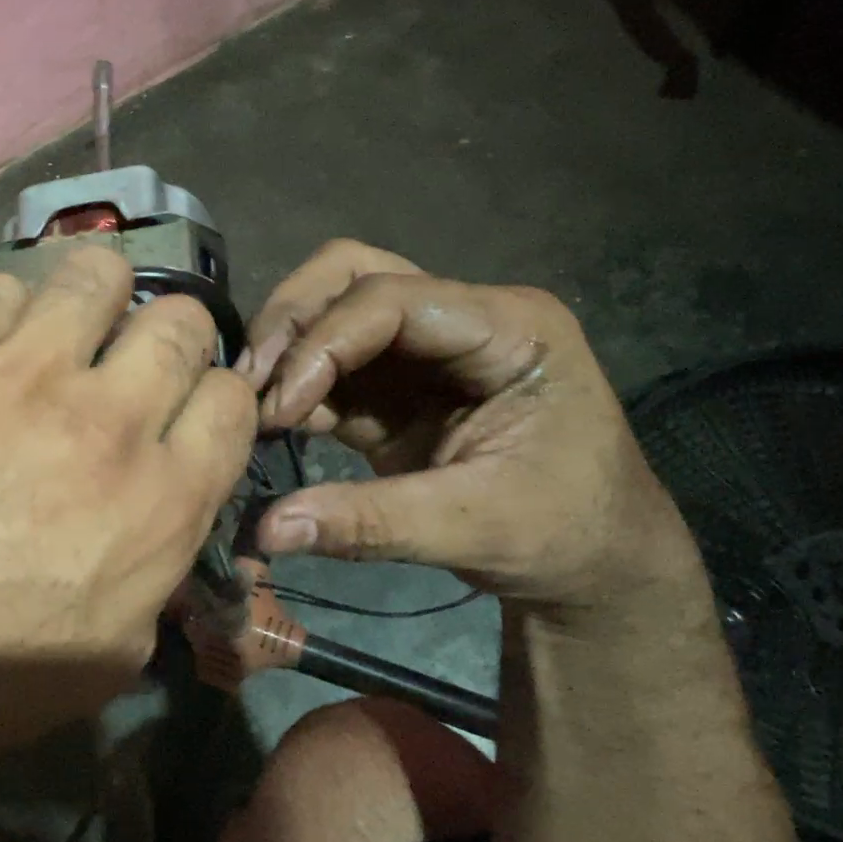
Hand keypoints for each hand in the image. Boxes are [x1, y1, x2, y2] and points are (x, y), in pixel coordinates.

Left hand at [0, 247, 255, 698]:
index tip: (181, 415)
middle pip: (178, 322)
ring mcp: (11, 378)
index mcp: (161, 499)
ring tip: (65, 335)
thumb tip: (164, 501)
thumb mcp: (117, 649)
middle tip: (127, 368)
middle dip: (167, 341)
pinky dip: (0, 311)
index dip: (210, 403)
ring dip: (93, 301)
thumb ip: (161, 558)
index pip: (231, 398)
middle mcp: (101, 421)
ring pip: (93, 274)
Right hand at [236, 239, 699, 616]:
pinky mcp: (392, 390)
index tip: (277, 409)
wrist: (593, 565)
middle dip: (291, 324)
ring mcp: (422, 353)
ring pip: (329, 311)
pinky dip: (291, 391)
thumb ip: (368, 522)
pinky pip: (327, 369)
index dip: (321, 344)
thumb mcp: (474, 528)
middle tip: (249, 387)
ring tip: (250, 407)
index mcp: (506, 329)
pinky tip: (269, 427)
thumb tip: (268, 529)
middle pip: (351, 276)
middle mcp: (460, 321)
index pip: (390, 299)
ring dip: (282, 352)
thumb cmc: (563, 535)